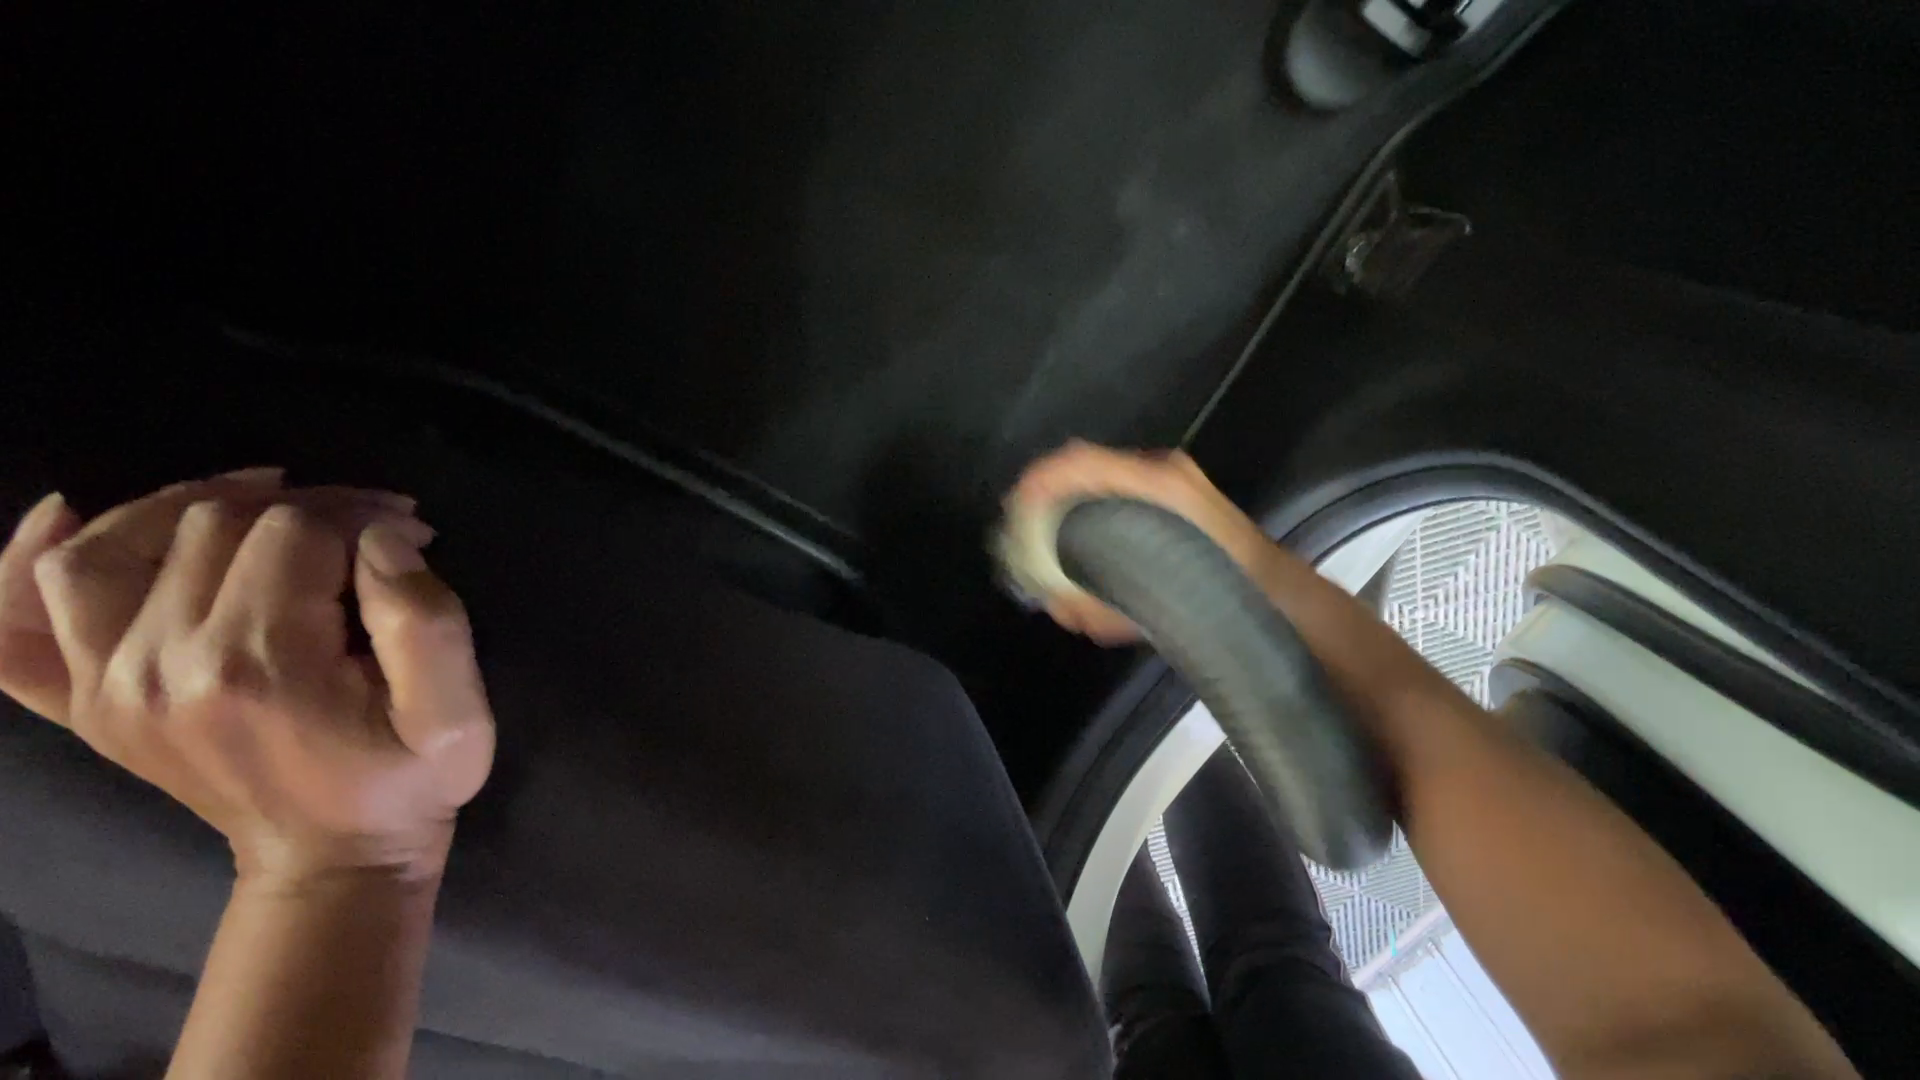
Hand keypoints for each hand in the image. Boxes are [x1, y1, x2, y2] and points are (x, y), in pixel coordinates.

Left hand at [0, 470, 494, 887]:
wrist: (333, 860)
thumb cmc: (407, 783)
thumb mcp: (457, 716)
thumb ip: (428, 621)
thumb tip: (381, 539)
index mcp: (259, 665)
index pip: (295, 531)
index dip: (361, 512)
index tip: (413, 529)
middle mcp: (159, 666)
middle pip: (210, 526)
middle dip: (302, 502)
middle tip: (368, 521)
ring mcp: (105, 688)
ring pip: (110, 548)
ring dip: (187, 504)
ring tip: (261, 500)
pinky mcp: (85, 704)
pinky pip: (17, 622)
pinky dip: (26, 562)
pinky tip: (66, 520)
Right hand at [1006, 441, 1273, 644]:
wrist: (1278, 592)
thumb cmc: (1225, 595)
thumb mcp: (1161, 609)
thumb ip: (1107, 609)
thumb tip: (1060, 608)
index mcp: (1159, 487)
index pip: (1084, 462)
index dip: (1043, 477)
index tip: (1018, 502)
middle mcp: (1161, 473)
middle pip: (1087, 465)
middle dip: (1048, 490)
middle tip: (1024, 522)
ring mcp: (1169, 479)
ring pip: (1103, 475)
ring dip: (1069, 496)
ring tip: (1046, 529)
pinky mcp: (1174, 491)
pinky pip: (1121, 487)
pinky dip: (1093, 503)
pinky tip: (1082, 534)